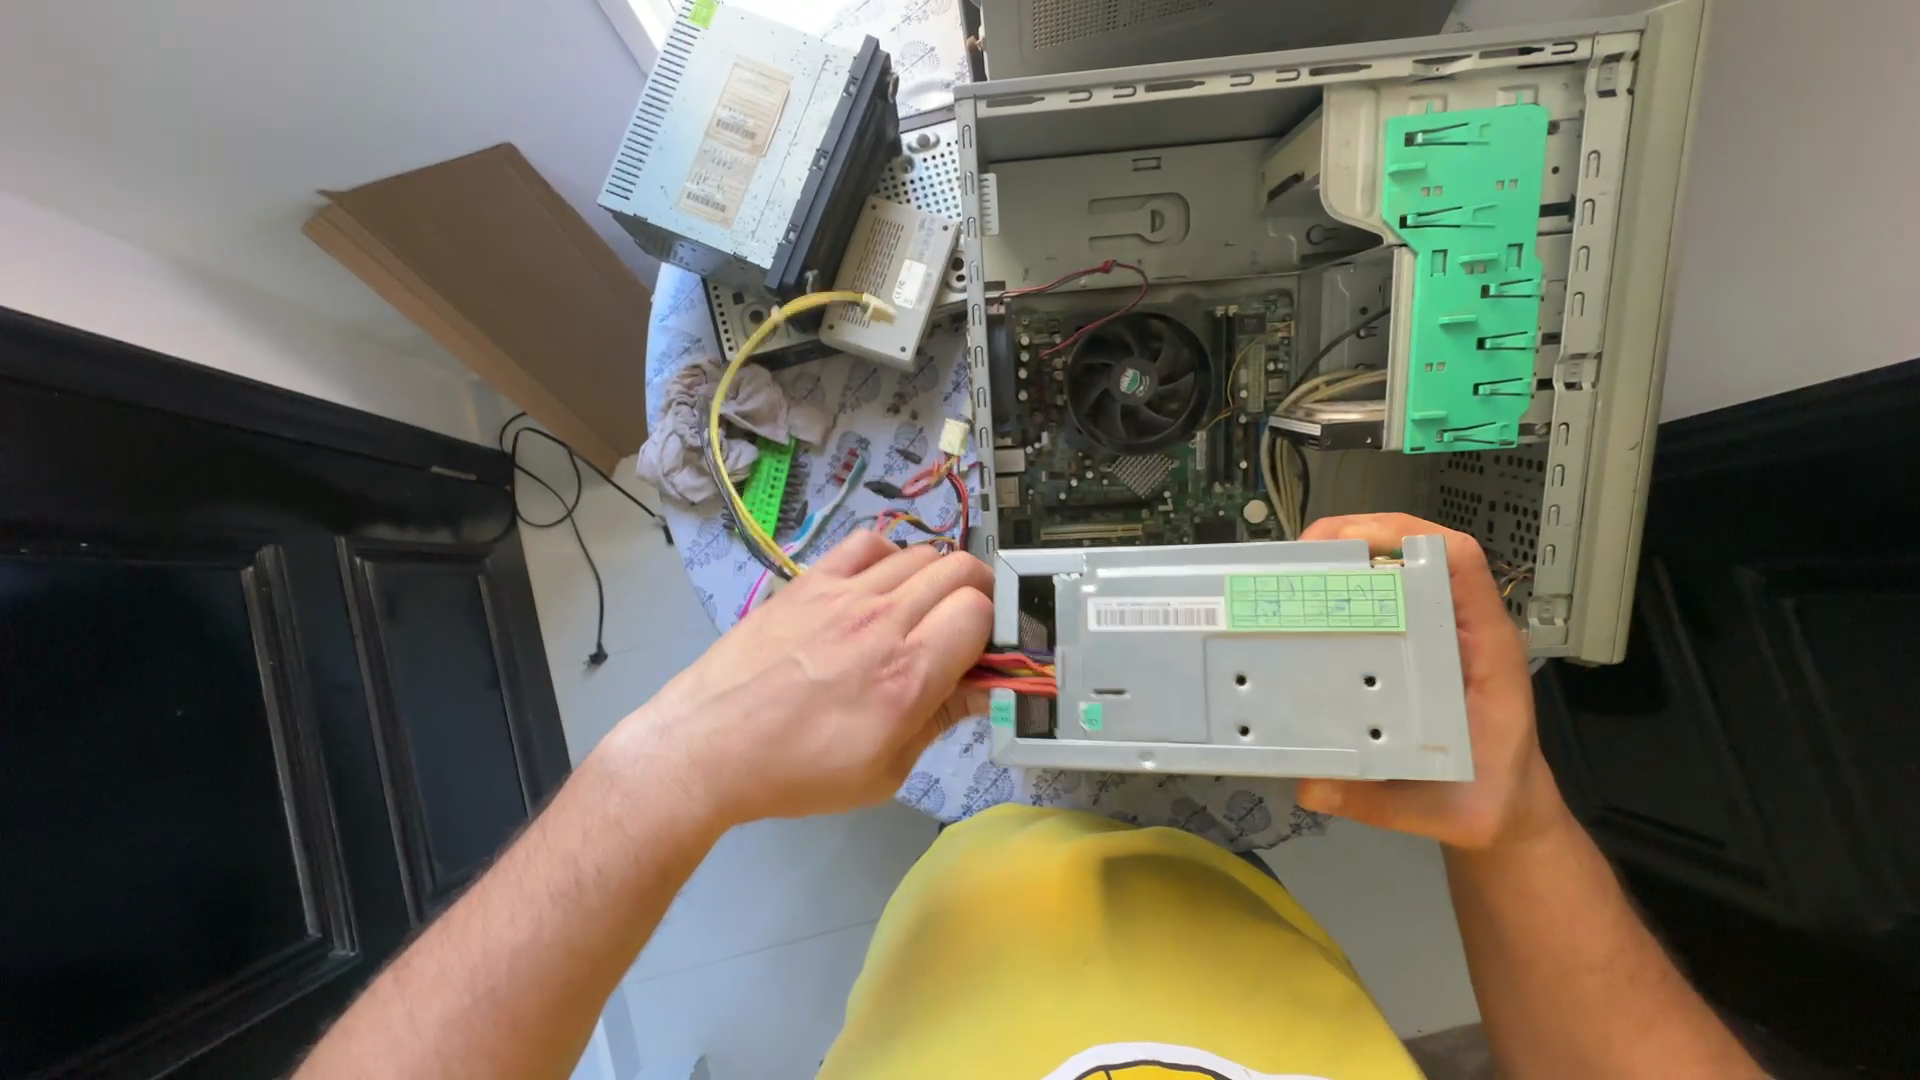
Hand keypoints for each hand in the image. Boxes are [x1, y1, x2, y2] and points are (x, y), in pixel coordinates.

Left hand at [609, 531, 993, 826]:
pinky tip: (882, 584)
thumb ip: (942, 718)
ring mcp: (844, 593)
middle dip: (980, 596)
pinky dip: (890, 556)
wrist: (709, 747)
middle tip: (968, 630)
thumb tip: (987, 690)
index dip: (995, 629)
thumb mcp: (886, 769)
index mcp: (908, 674)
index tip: (987, 653)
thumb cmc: (800, 772)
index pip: (980, 611)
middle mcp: (883, 621)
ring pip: (921, 554)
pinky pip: (868, 543)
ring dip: (939, 578)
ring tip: (925, 611)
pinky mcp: (810, 581)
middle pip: (960, 571)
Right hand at [1294, 513, 1571, 850]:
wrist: (1505, 810)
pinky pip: (1380, 598)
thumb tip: (1310, 786)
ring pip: (1396, 567)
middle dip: (1356, 536)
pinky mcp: (1411, 645)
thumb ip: (1381, 803)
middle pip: (1418, 549)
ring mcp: (1435, 633)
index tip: (1344, 542)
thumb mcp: (1445, 812)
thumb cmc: (1487, 803)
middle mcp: (1459, 630)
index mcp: (1484, 651)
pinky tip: (1303, 601)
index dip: (1405, 536)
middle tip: (1295, 556)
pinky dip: (1342, 585)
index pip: (1460, 563)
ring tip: (1290, 569)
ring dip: (1344, 555)